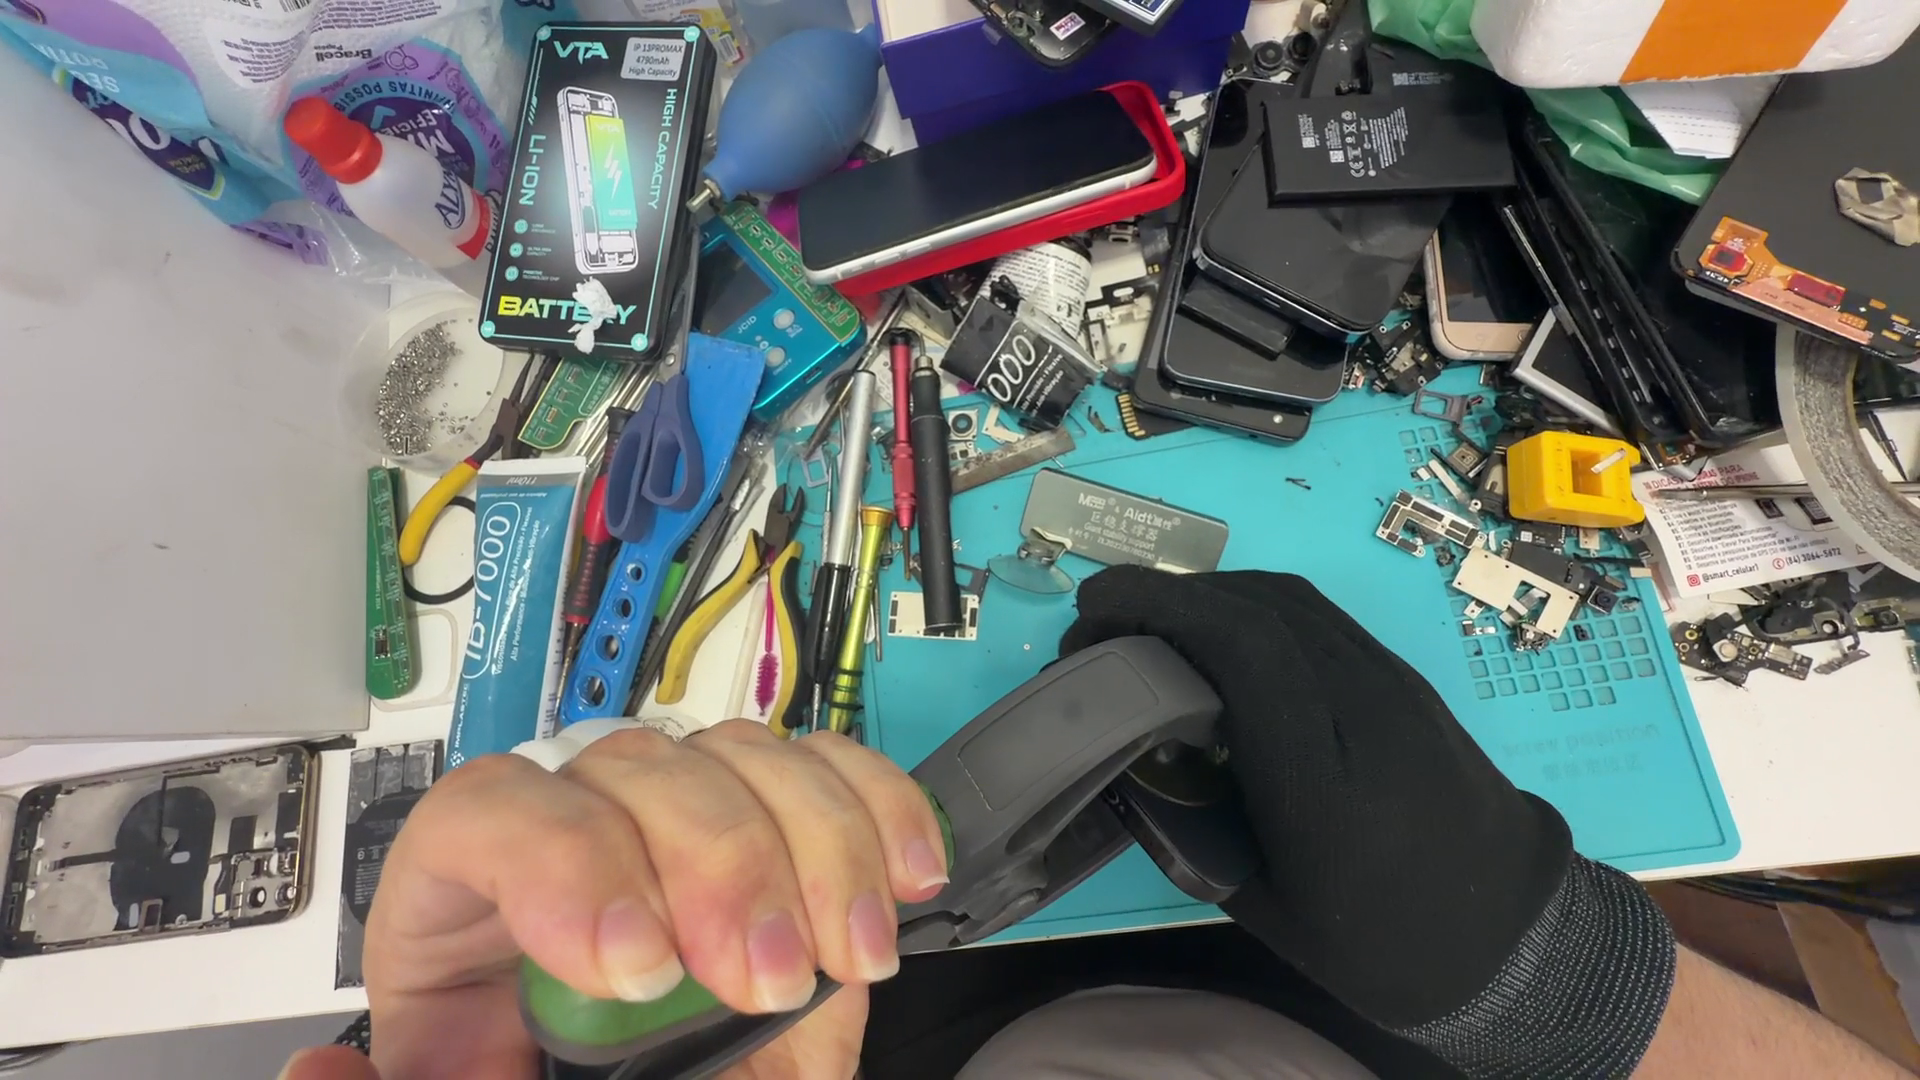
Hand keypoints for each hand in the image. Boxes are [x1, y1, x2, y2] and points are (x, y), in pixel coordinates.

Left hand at [277, 720, 949, 1079]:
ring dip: (820, 848)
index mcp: (480, 884)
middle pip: (645, 771)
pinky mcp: (787, 799)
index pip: (494, 812)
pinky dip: (883, 809)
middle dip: (724, 866)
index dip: (568, 864)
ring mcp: (699, 794)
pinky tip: (909, 876)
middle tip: (771, 979)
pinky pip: (840, 763)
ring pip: (753, 755)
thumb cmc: (561, 1076)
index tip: (643, 968)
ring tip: (850, 953)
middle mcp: (591, 811)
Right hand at [1064, 568, 1675, 1077]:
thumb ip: (1186, 822)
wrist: (1519, 941)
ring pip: (1282, 598)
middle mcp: (1362, 709)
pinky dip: (1241, 604)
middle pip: (1254, 608)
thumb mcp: (1260, 904)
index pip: (1241, 650)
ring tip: (1147, 621)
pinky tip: (1210, 633)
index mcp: (1323, 780)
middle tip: (1099, 617)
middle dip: (1161, 594)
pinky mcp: (1398, 674)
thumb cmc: (1380, 942)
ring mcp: (1390, 682)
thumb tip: (1127, 752)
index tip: (1093, 611)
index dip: (1160, 608)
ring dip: (1200, 593)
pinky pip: (1308, 613)